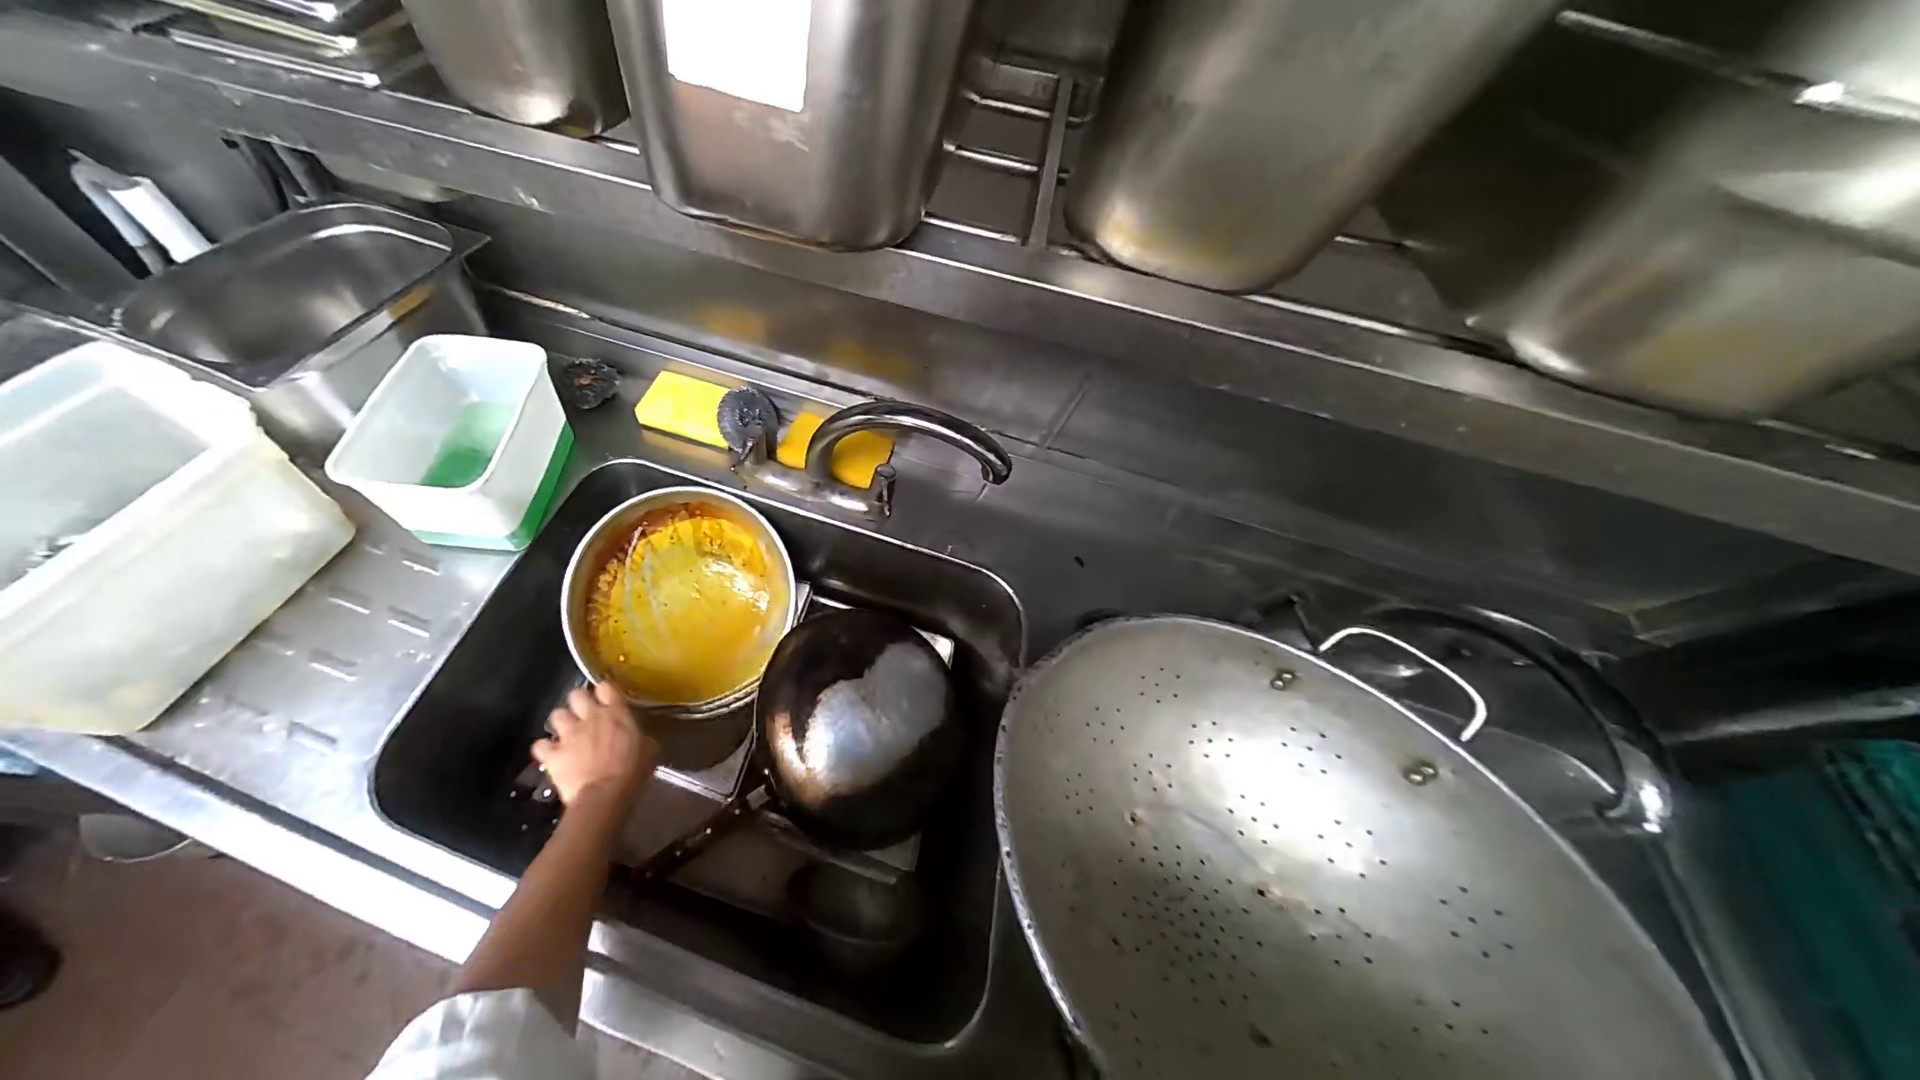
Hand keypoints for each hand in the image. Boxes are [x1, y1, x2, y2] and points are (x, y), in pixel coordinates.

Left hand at [533, 682, 657, 811]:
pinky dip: (545, 748)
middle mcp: (590, 717)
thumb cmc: (633, 771)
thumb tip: (637, 739)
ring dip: (562, 722)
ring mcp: (568, 735)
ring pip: (556, 715)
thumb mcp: (648, 749)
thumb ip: (638, 737)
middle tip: (584, 714)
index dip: (604, 691)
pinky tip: (551, 754)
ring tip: (567, 732)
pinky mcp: (552, 755)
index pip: (606, 688)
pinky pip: (540, 745)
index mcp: (616, 713)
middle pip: (576, 695)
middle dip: (579, 702)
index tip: (606, 698)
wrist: (605, 794)